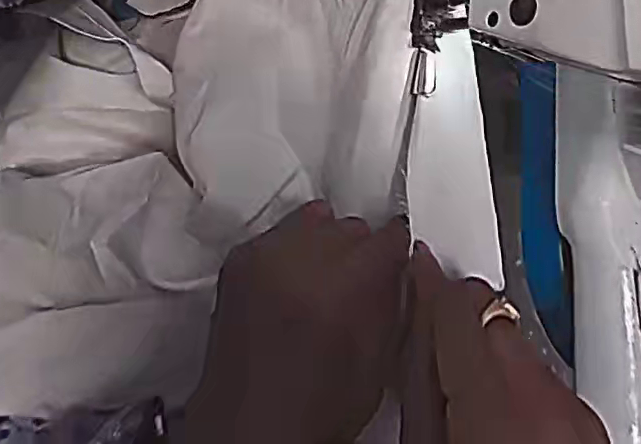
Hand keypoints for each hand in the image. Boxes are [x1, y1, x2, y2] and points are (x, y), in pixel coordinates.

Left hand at [183, 201, 409, 443]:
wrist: (248, 433)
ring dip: (322, 245)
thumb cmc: (313, 413)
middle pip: (353, 225)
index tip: (391, 262)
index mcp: (351, 282)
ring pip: (316, 218)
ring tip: (317, 285)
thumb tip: (399, 265)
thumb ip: (395, 300)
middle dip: (358, 252)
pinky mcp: (240, 256)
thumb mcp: (380, 360)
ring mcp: (270, 253)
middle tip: (352, 288)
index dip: (394, 253)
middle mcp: (308, 256)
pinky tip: (288, 287)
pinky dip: (288, 252)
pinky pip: (279, 233)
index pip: (390, 234)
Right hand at [400, 243, 606, 443]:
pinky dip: (524, 381)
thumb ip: (420, 379)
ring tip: (469, 393)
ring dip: (493, 351)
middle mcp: (543, 395)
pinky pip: (548, 376)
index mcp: (495, 400)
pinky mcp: (591, 423)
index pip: (458, 305)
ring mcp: (573, 410)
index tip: (420, 261)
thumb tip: (416, 327)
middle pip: (494, 313)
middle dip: (463, 317)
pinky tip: (505, 416)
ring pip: (521, 341)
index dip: (432, 279)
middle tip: (435, 340)